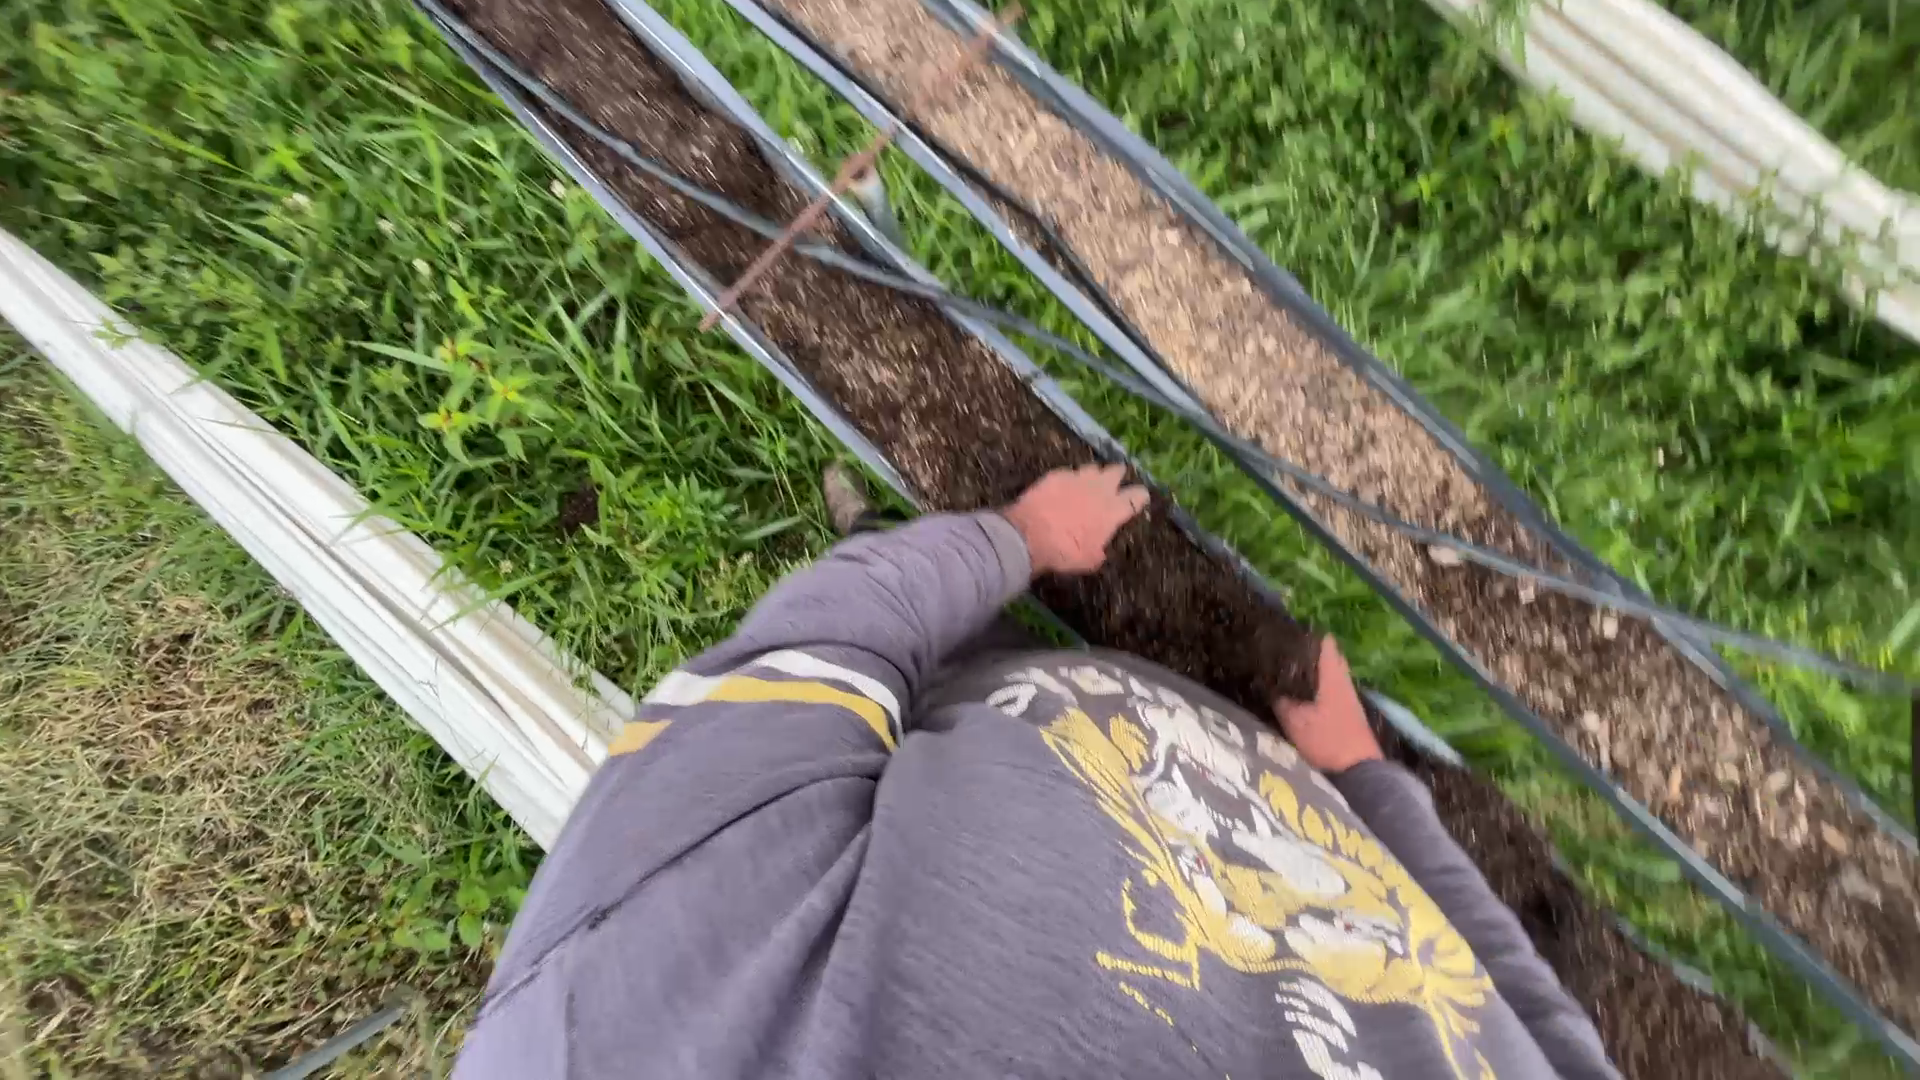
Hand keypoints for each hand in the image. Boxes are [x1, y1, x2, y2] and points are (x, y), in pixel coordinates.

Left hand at [1001, 464, 1149, 575]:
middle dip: (1118, 474)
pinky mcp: (1055, 475)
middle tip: (1116, 479)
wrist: (1029, 535)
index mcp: (1113, 510)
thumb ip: (1099, 550)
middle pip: (1116, 472)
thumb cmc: (1064, 552)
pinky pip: (1068, 473)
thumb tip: (1098, 549)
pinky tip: (1063, 487)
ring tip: (1090, 481)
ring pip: (1093, 468)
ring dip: (1094, 474)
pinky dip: (1069, 479)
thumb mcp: (1089, 561)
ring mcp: (1077, 478)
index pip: (1137, 496)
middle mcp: (1099, 489)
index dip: (1139, 496)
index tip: (1140, 497)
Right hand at [1273, 637, 1382, 773]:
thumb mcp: (1294, 720)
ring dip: (1313, 669)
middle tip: (1284, 650)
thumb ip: (1280, 699)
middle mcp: (1344, 682)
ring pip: (1330, 673)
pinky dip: (1318, 684)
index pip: (1325, 644)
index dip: (1308, 634)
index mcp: (1333, 677)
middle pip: (1329, 657)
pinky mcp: (1349, 712)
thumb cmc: (1327, 741)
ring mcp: (1349, 698)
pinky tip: (1301, 692)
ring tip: (1287, 669)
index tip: (1287, 630)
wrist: (1360, 773)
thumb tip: (1266, 683)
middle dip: (1309, 651)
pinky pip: (1331, 688)